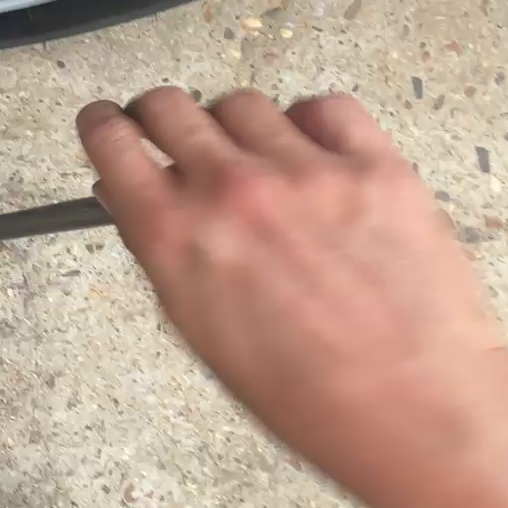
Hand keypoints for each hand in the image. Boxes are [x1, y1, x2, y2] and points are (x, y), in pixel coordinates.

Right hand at [73, 88, 507, 504]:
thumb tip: (127, 192)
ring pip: (239, 102)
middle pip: (166, 103)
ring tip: (252, 160)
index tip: (104, 121)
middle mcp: (229, 190)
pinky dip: (308, 122)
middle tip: (169, 133)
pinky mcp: (374, 168)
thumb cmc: (294, 382)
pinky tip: (309, 155)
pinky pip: (323, 106)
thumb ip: (152, 242)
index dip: (98, 122)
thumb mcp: (187, 316)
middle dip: (157, 116)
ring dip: (233, 127)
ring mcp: (303, 173)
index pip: (108, 137)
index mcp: (172, 231)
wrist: (410, 405)